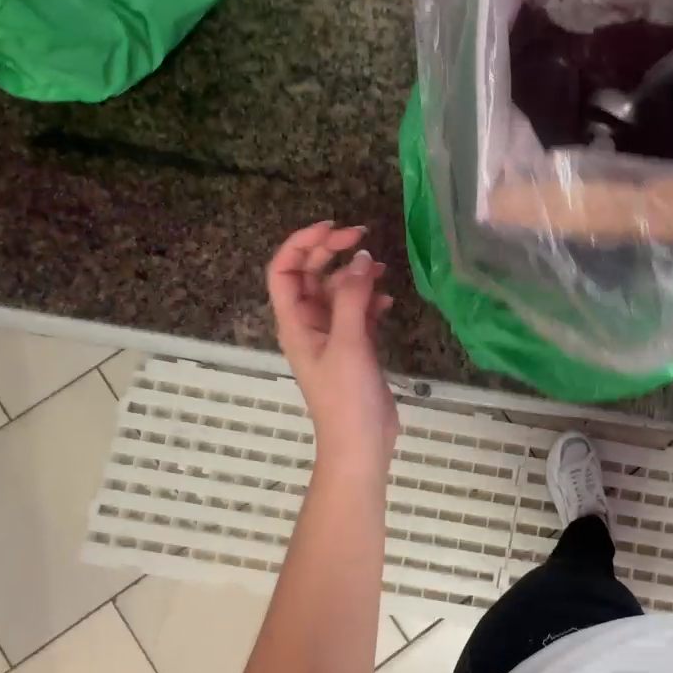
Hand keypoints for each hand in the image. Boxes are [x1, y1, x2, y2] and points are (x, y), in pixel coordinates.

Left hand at [266, 222, 398, 473]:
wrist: (360, 444)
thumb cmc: (346, 397)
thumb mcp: (347, 343)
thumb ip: (352, 297)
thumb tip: (361, 257)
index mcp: (294, 322)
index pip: (283, 270)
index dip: (302, 243)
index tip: (334, 228)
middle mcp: (308, 325)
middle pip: (311, 275)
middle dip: (333, 252)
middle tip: (364, 237)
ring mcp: (331, 337)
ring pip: (337, 292)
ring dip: (356, 276)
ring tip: (382, 268)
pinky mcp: (353, 348)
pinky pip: (357, 312)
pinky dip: (370, 301)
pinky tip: (388, 301)